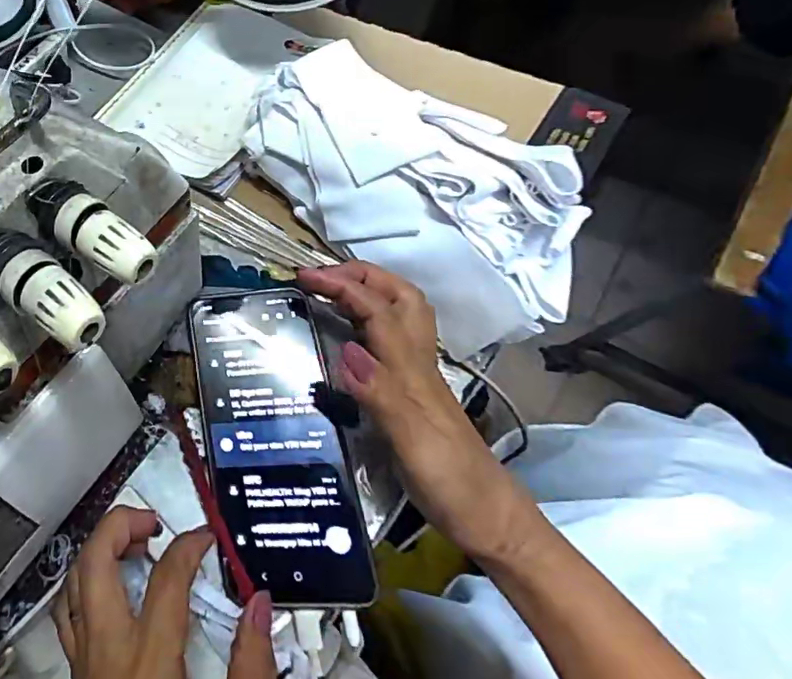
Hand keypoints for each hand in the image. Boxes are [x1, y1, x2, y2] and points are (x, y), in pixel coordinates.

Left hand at [53, 507, 275, 678]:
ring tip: (130, 544)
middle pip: (95, 562)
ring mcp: (86, 664)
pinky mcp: (78, 676)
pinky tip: (102, 585)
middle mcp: (108, 654)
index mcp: (149, 662)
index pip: (167, 578)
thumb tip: (259, 606)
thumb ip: (252, 666)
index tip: (206, 539)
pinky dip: (82, 585)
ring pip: (73, 582)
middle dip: (120, 526)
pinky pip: (66, 613)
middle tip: (152, 523)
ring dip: (98, 550)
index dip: (189, 546)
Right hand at [297, 263, 526, 559]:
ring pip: (398, 312)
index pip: (376, 309)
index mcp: (411, 367)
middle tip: (320, 275)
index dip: (340, 286)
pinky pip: (387, 338)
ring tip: (331, 290)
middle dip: (359, 274)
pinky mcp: (411, 390)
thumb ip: (382, 394)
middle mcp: (415, 361)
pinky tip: (346, 334)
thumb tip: (347, 350)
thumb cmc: (451, 480)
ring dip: (366, 290)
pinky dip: (366, 320)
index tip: (303, 276)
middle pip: (398, 296)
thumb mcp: (413, 441)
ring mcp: (416, 374)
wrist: (488, 518)